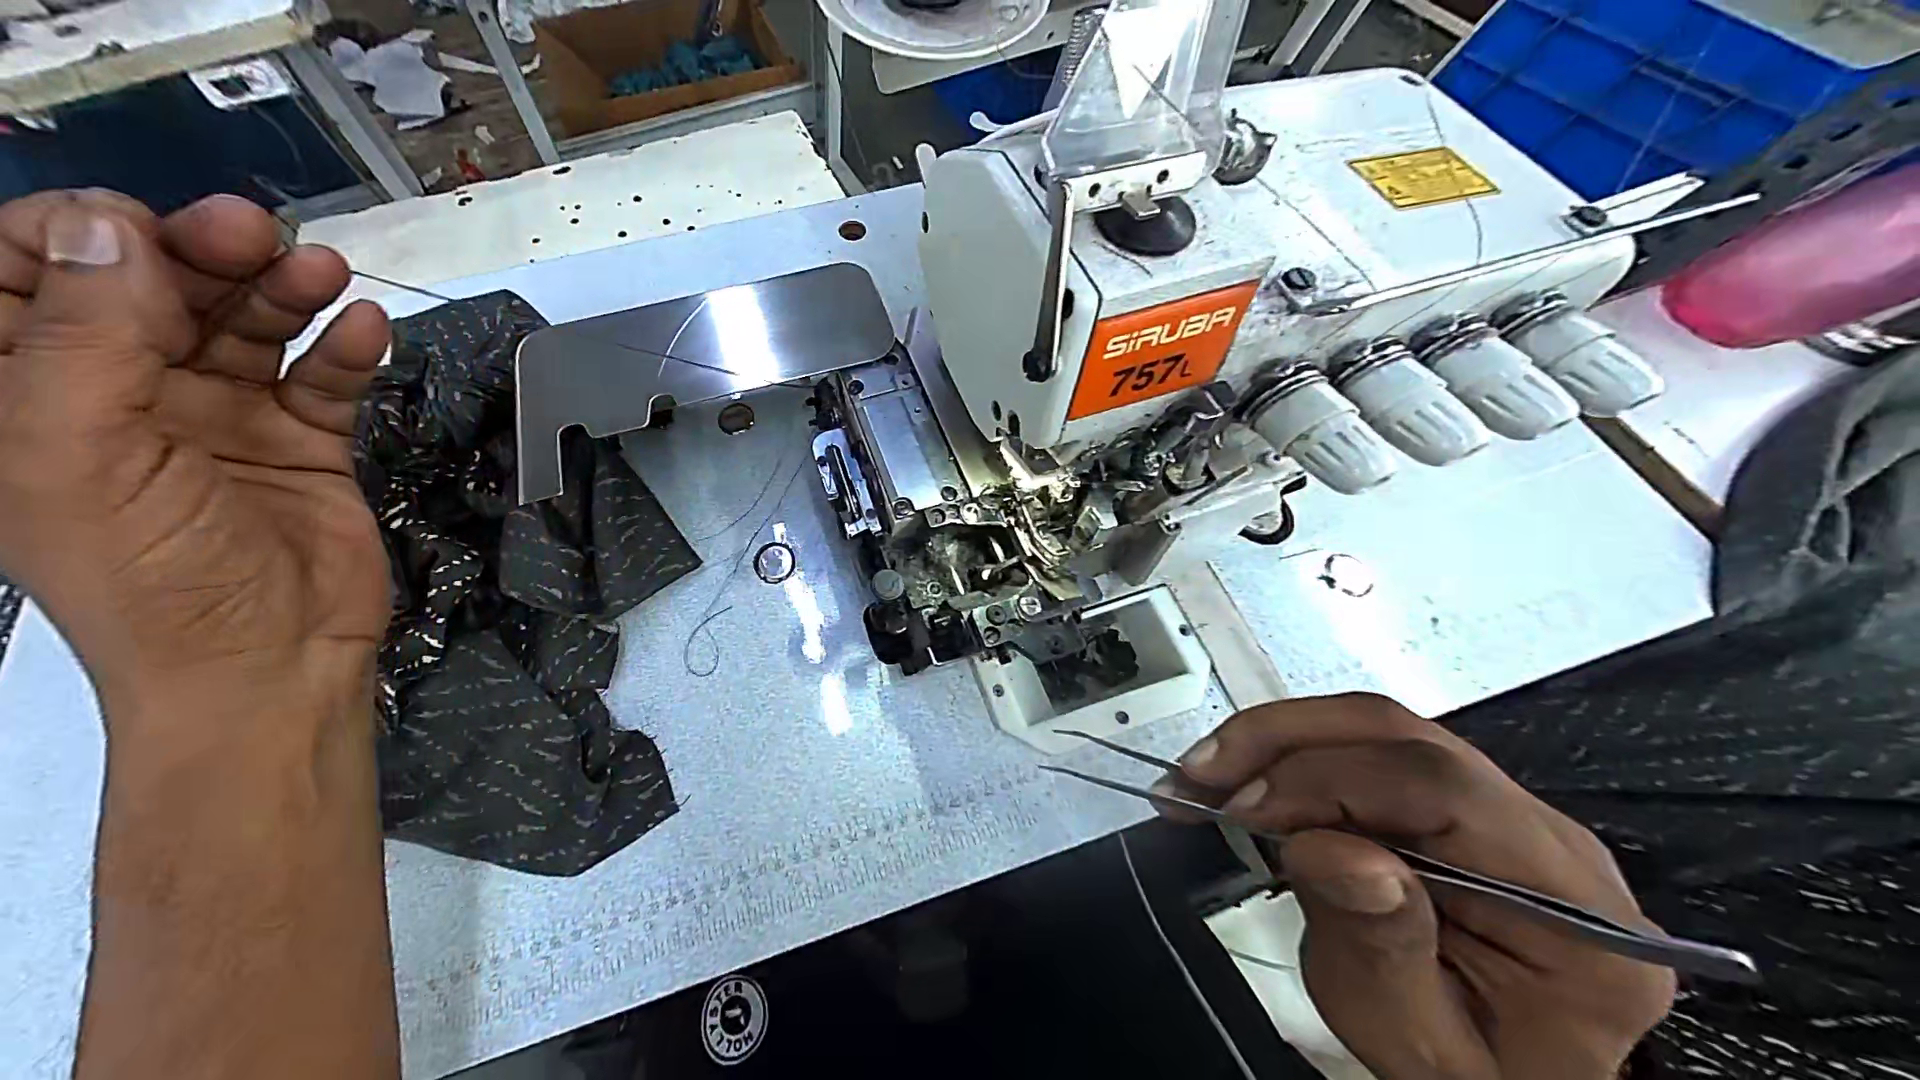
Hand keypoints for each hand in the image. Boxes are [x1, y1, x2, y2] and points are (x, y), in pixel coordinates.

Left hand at [0, 191, 390, 699]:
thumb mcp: (81, 453)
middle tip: (254, 232)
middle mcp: (124, 394)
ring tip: (325, 270)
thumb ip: (88, 339)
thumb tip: (115, 228)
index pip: (28, 278)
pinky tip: (368, 330)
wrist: (272, 656)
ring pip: (249, 329)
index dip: (75, 239)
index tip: (141, 231)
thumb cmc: (152, 570)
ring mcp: (224, 418)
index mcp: (29, 394)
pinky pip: (324, 382)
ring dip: (284, 293)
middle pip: (156, 293)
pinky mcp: (307, 444)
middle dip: (199, 253)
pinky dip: (348, 353)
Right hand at [1170, 694, 1672, 1078]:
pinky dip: (1285, 753)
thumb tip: (1326, 845)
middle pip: (1397, 733)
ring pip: (1368, 726)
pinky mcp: (1443, 797)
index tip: (1242, 810)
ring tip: (1204, 773)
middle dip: (1281, 739)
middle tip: (1201, 774)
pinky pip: (1356, 747)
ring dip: (1273, 739)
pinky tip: (1240, 776)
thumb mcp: (1414, 1038)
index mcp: (1571, 907)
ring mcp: (1493, 805)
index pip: (1439, 787)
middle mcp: (1541, 834)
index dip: (1327, 780)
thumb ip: (1380, 946)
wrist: (1492, 1068)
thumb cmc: (1462, 1067)